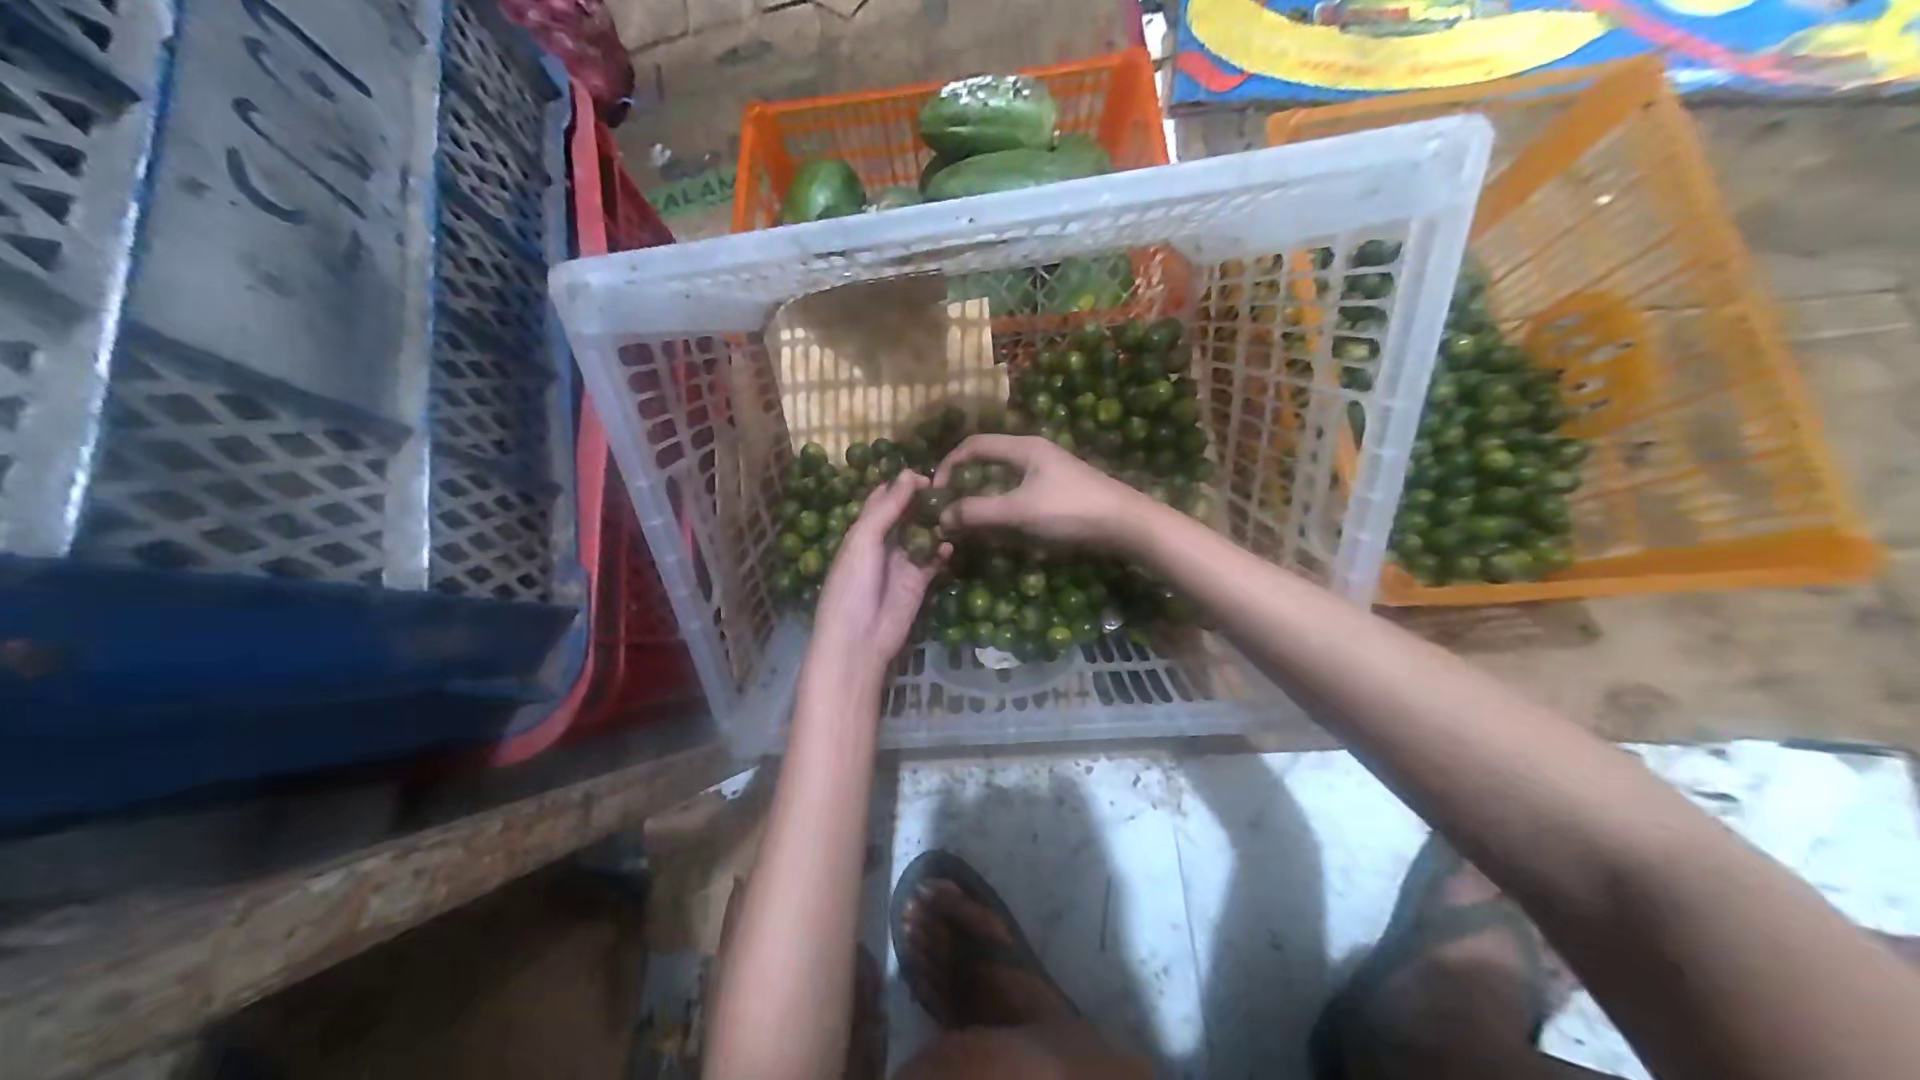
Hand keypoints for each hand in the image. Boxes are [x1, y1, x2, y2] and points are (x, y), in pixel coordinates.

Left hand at [809, 471, 945, 685]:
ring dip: (937, 523)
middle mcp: (883, 543)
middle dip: (925, 501)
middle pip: (907, 515)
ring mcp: (902, 563)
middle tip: (950, 487)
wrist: (859, 640)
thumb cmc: (852, 585)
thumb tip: (909, 473)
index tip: (927, 472)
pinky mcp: (919, 582)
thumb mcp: (863, 540)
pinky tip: (951, 544)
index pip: (883, 498)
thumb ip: (887, 508)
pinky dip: (942, 551)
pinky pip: (934, 561)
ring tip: (956, 510)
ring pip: (923, 535)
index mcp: (862, 531)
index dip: (902, 484)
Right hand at [934, 435, 1150, 548]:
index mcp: (1023, 447)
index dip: (949, 465)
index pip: (973, 445)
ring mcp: (1048, 473)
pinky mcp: (1058, 493)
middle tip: (948, 509)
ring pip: (1004, 480)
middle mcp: (1034, 454)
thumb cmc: (1070, 510)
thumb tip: (941, 517)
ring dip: (983, 499)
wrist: (1126, 525)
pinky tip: (1000, 529)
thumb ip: (977, 512)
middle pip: (988, 461)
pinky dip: (1003, 508)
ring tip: (968, 522)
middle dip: (964, 484)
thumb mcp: (1018, 511)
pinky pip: (1019, 495)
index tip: (935, 492)